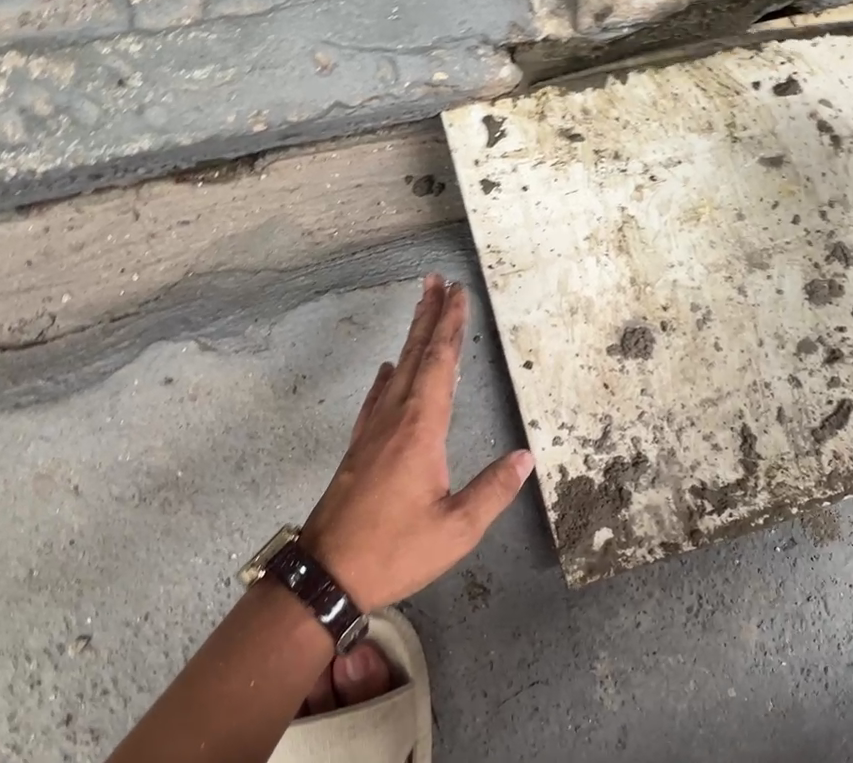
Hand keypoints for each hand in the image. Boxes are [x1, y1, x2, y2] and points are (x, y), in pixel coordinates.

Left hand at [300, 275, 533, 610]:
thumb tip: (526, 457)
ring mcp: (373, 431)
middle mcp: (395, 418)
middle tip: (436, 280)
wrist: (326, 572)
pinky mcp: (360, 448)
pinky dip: (386, 377)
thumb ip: (493, 490)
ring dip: (410, 337)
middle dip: (428, 315)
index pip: (441, 363)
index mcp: (421, 429)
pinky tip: (388, 369)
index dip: (450, 325)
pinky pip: (377, 398)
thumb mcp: (456, 529)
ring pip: (396, 371)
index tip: (457, 293)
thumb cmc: (395, 550)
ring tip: (419, 309)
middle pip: (416, 355)